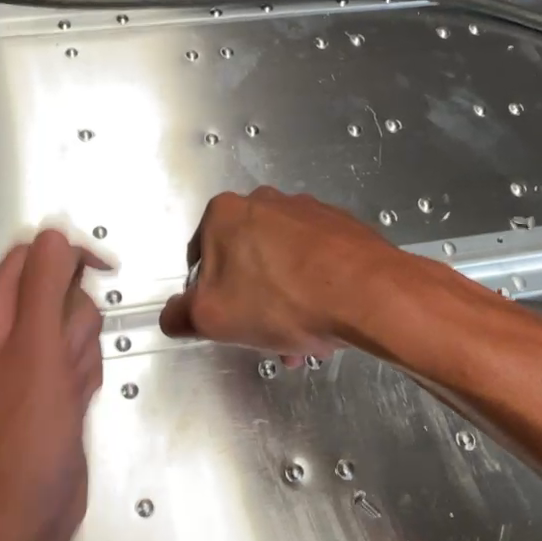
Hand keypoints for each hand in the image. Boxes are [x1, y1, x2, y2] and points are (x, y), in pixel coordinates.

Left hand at [0, 230, 106, 540]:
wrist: (28, 517)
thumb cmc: (26, 436)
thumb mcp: (37, 349)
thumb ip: (45, 284)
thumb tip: (54, 232)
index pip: (32, 255)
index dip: (68, 258)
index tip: (101, 272)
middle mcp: (4, 332)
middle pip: (61, 290)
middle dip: (77, 323)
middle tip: (64, 360)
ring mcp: (29, 362)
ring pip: (77, 325)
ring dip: (83, 354)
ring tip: (67, 391)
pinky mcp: (50, 387)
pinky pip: (81, 358)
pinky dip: (85, 377)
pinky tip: (74, 405)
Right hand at [159, 187, 405, 359]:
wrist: (367, 293)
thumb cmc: (282, 299)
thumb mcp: (211, 319)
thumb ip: (181, 316)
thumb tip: (173, 315)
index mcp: (223, 213)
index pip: (199, 259)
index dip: (209, 297)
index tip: (227, 322)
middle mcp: (264, 201)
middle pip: (244, 262)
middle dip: (253, 304)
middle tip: (266, 338)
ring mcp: (308, 211)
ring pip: (282, 265)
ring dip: (285, 301)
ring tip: (303, 339)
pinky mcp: (343, 226)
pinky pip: (316, 261)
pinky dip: (315, 289)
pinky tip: (327, 319)